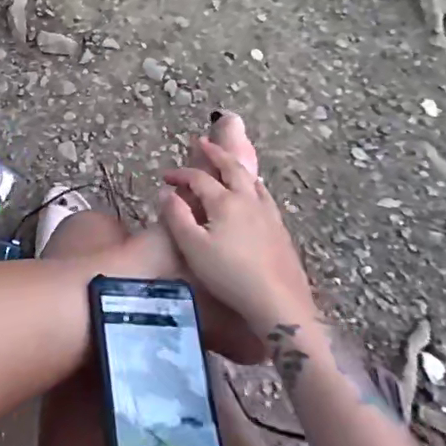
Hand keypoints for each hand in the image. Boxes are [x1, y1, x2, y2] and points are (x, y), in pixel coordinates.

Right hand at [159, 120, 317, 336]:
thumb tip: (166, 192)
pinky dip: (252, 184)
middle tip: (203, 142)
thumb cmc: (229, 274)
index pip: (199, 178)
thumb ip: (177, 216)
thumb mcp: (192, 246)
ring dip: (236, 166)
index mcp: (224, 202)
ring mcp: (268, 214)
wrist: (278, 302)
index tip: (165, 177)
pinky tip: (254, 194)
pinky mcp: (280, 230)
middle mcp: (248, 200)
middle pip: (232, 168)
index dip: (180, 174)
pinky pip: (264, 195)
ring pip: (252, 180)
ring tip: (229, 163)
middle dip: (215, 154)